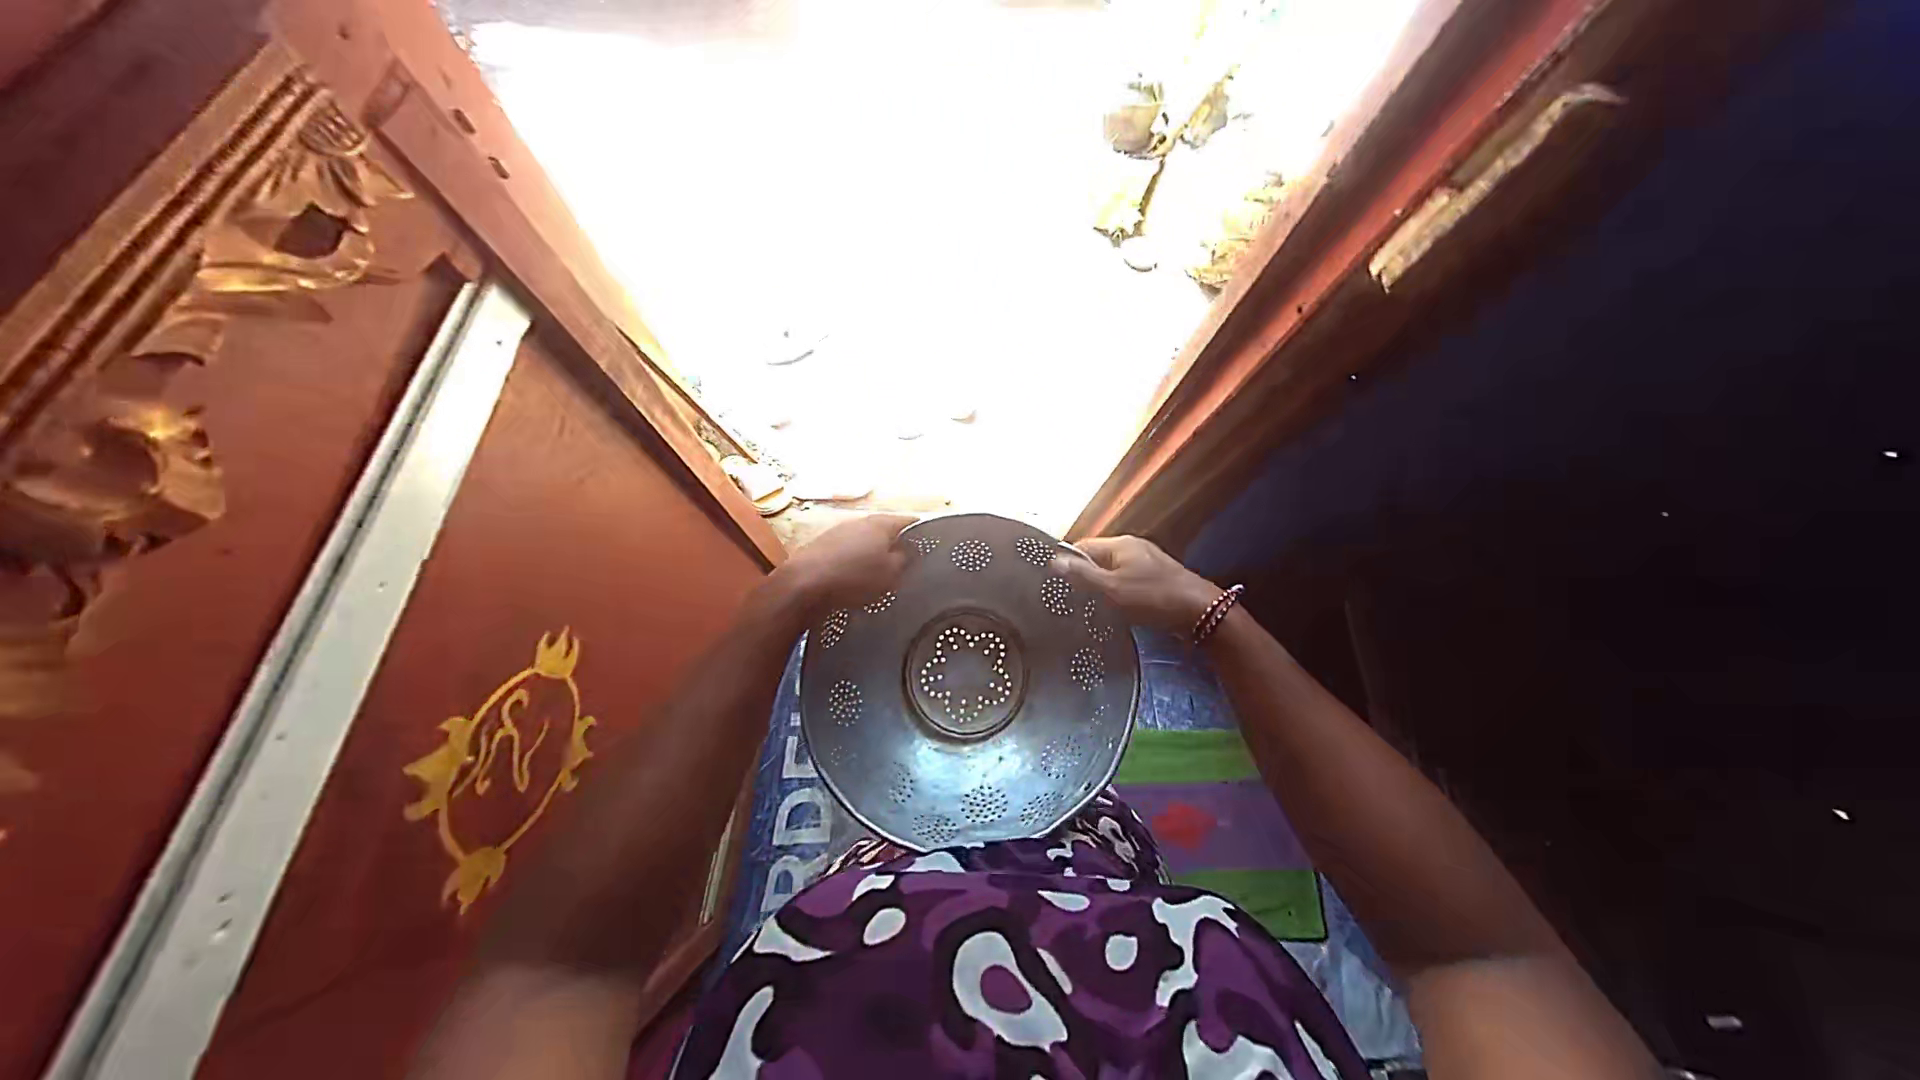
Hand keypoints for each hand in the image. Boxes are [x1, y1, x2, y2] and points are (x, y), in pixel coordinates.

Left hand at [771, 513, 916, 617]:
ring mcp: (838, 532)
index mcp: (880, 522)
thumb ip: (905, 559)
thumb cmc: (854, 577)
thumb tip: (908, 551)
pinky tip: (856, 580)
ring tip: (881, 576)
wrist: (803, 585)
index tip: (930, 547)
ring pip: (865, 542)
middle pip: (885, 531)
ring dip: (874, 555)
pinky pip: (848, 554)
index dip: (922, 533)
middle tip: (908, 566)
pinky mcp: (821, 548)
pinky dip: (855, 563)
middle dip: (896, 546)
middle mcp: (859, 521)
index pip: (909, 521)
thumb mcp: (891, 573)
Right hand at [1051, 535, 1221, 637]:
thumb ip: (1082, 575)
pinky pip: (1127, 583)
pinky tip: (1114, 611)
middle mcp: (1133, 549)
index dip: (1066, 563)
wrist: (1201, 613)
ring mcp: (1147, 564)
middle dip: (1083, 577)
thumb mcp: (1112, 589)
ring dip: (1101, 588)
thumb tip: (1054, 560)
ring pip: (1112, 573)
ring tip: (1088, 607)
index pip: (1081, 546)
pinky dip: (1117, 595)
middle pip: (1097, 559)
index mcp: (1120, 544)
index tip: (1053, 583)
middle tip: (1069, 599)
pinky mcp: (1156, 581)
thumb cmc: (1153, 598)